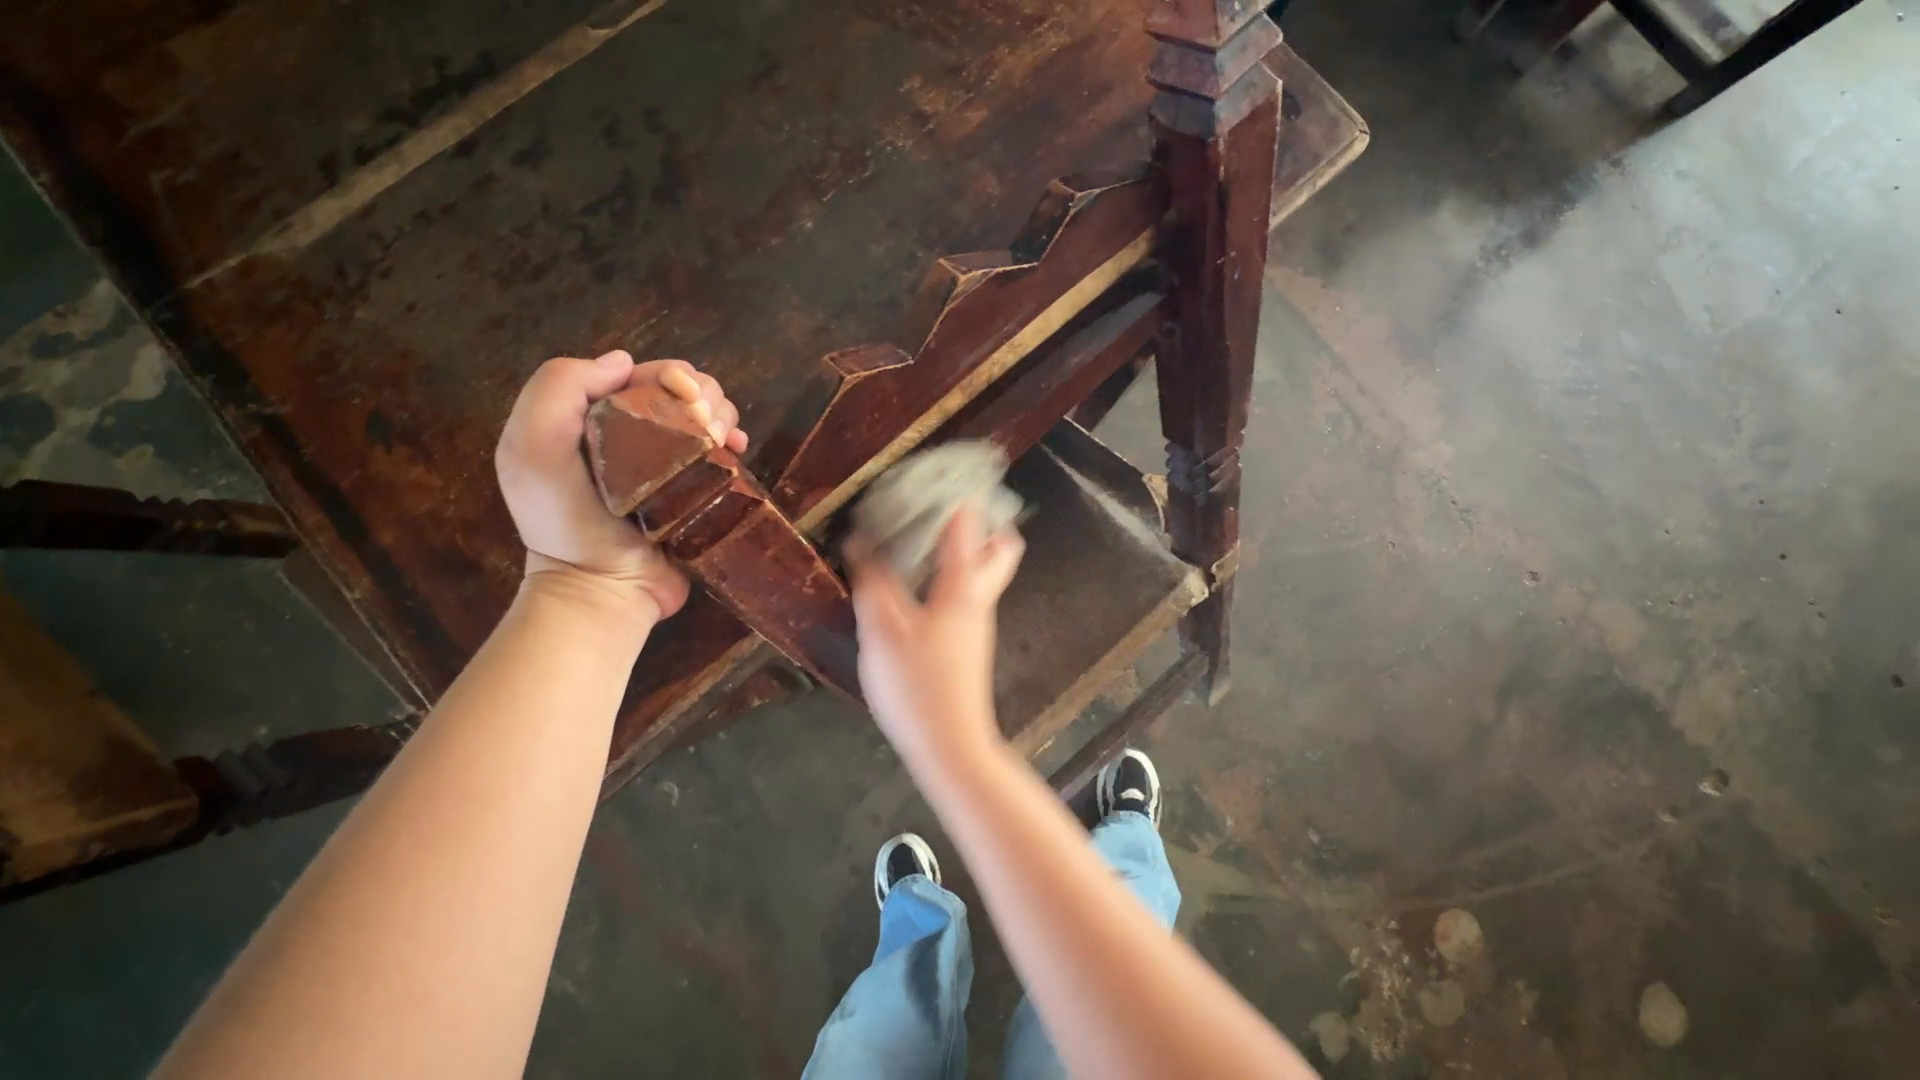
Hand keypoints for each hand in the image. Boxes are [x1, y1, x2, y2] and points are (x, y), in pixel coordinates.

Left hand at [495, 351, 747, 620]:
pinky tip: (737, 448)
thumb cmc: (563, 521)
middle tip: (706, 424)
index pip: (640, 375)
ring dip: (722, 414)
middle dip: (702, 394)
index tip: (683, 396)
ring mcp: (670, 463)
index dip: (668, 375)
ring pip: (707, 415)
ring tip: (722, 440)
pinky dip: (735, 439)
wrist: (601, 591)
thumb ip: (560, 389)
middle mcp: (633, 434)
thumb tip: (624, 362)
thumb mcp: (533, 448)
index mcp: (595, 418)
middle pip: (681, 391)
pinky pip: (723, 453)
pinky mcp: (698, 491)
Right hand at [850, 505, 1023, 768]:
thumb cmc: (916, 684)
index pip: (969, 523)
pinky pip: (966, 594)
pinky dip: (949, 576)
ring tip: (922, 536)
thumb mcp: (882, 631)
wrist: (949, 744)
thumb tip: (861, 541)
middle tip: (948, 505)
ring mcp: (977, 623)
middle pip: (1001, 548)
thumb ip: (872, 582)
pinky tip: (914, 583)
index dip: (957, 493)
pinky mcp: (967, 644)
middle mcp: (979, 598)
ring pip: (984, 572)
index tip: (938, 472)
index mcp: (962, 586)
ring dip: (964, 548)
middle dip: (984, 521)